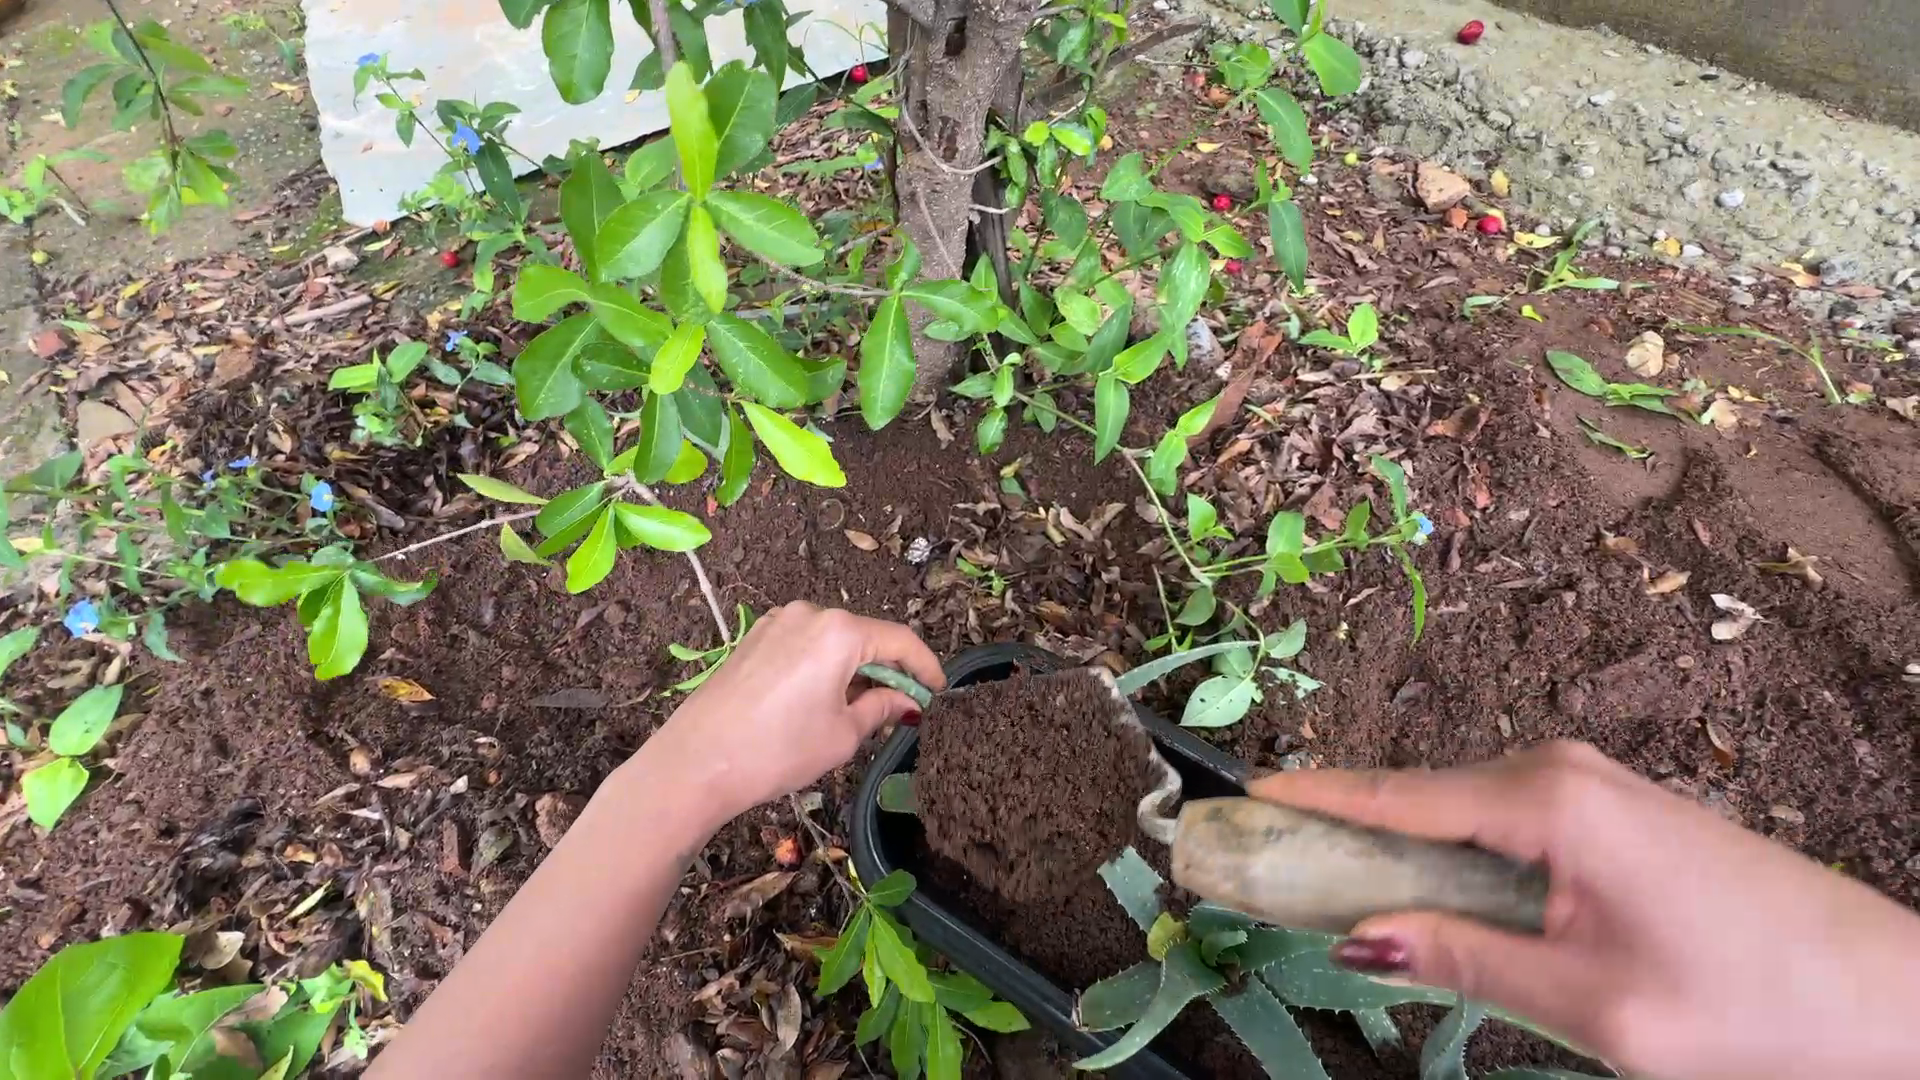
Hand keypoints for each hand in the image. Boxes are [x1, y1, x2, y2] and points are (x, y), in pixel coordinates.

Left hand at [631, 603, 944, 830]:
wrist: (694, 763)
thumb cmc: (778, 750)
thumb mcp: (842, 736)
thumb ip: (882, 708)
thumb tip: (907, 701)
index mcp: (840, 631)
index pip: (900, 641)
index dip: (926, 666)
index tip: (939, 691)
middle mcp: (811, 614)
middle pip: (866, 637)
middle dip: (888, 670)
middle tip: (903, 706)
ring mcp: (778, 622)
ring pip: (834, 642)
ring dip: (855, 669)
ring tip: (859, 708)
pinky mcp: (755, 637)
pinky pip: (805, 645)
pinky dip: (824, 666)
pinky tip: (820, 699)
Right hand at [1248, 742, 1919, 1079]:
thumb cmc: (1767, 1015)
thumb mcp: (1600, 1008)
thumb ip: (1467, 960)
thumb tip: (1357, 938)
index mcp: (1544, 800)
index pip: (1394, 794)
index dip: (1315, 794)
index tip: (1249, 789)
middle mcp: (1551, 767)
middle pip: (1416, 794)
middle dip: (1346, 821)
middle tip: (1281, 849)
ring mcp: (1578, 779)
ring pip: (1451, 805)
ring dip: (1397, 839)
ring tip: (1341, 873)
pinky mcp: (1597, 802)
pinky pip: (1490, 814)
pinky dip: (1445, 844)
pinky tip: (1429, 878)